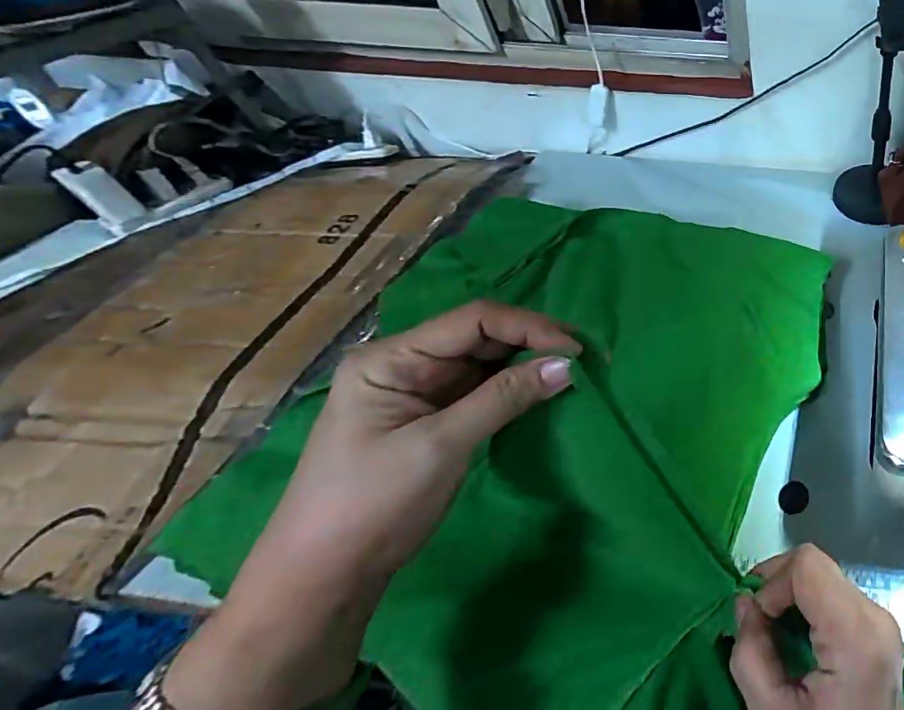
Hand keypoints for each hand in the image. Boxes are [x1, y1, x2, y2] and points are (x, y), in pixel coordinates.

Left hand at [165, 301, 578, 709]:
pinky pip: (482, 388)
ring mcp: (419, 390)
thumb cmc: (370, 505)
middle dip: (532, 342)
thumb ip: (505, 398)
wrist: (321, 582)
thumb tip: (569, 364)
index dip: (529, 327)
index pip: (474, 320)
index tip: (575, 349)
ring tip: (571, 370)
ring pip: (486, 361)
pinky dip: (515, 388)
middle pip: (481, 335)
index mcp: (391, 358)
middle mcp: (405, 363)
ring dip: (527, 364)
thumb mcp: (441, 446)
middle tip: (582, 359)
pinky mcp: (433, 416)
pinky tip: (543, 390)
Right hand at [730, 545, 903, 709]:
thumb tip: (743, 604)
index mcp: (856, 634)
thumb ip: (752, 655)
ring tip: (770, 632)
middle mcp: (876, 615)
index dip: (771, 583)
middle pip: (817, 566)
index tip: (752, 619)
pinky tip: (793, 638)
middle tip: (752, 623)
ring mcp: (882, 620)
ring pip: (826, 576)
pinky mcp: (880, 629)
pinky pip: (837, 595)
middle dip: (777, 586)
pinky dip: (808, 606)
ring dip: (791, 595)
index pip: (808, 566)